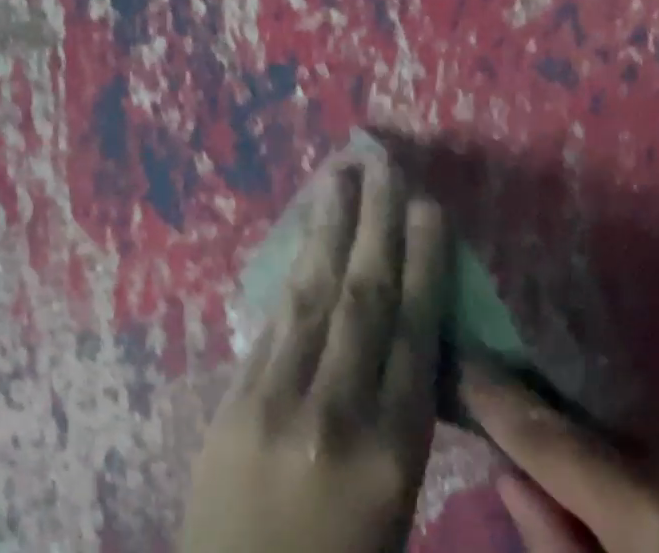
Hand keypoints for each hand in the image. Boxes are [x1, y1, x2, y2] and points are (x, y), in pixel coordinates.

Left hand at [181, 145, 447, 552]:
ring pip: (313, 299)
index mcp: (394, 447)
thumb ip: (406, 410)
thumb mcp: (399, 494)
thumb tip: (411, 326)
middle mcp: (337, 414)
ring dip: (329, 231)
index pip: (414, 331)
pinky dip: (292, 276)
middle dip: (376, 225)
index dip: (423, 262)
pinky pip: (272, 326)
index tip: (428, 207)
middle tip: (383, 165)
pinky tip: (303, 241)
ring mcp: (275, 407)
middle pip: (364, 300)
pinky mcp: (230, 408)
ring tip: (340, 177)